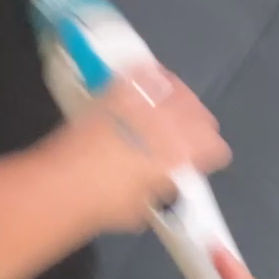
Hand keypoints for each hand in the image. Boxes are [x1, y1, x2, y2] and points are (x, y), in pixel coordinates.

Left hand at [41, 65, 230, 231]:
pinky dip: (151, 74)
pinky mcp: (114, 93)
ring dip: (180, 94)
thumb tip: (163, 178)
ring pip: (171, 88)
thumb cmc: (106, 202)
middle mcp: (162, 124)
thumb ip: (160, 184)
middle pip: (193, 110)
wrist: (65, 181)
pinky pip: (140, 75)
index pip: (210, 144)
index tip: (213, 152)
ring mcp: (137, 104)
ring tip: (183, 98)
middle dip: (200, 117)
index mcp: (176, 155)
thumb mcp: (144, 204)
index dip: (213, 148)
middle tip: (202, 124)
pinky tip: (155, 75)